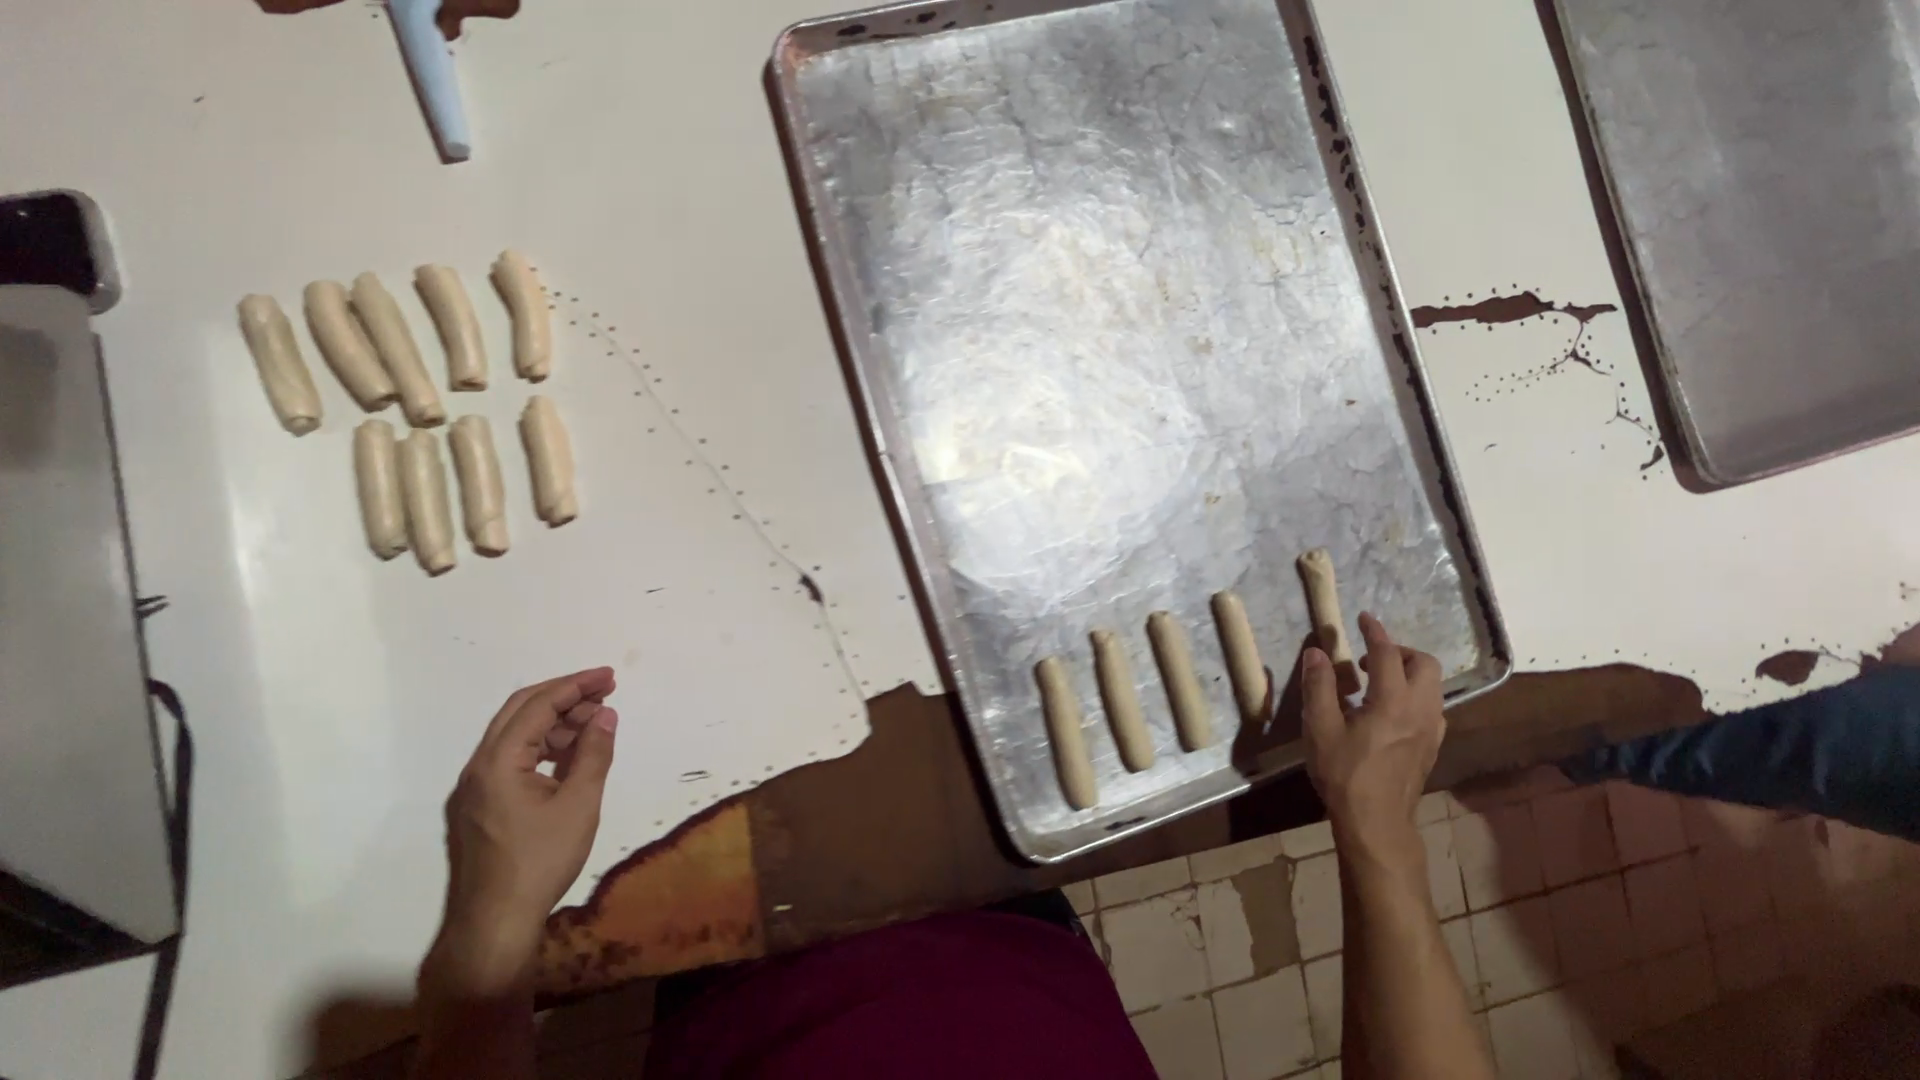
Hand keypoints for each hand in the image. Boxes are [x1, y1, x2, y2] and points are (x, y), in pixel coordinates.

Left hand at [421, 668, 619, 1000]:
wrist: (495, 921)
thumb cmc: (541, 861)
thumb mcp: (579, 804)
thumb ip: (593, 753)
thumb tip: (605, 715)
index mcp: (498, 761)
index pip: (539, 705)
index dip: (577, 685)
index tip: (610, 677)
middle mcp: (479, 766)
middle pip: (521, 711)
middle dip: (564, 695)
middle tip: (605, 692)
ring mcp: (476, 786)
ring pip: (516, 734)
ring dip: (555, 721)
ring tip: (596, 722)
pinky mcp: (481, 804)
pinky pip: (513, 757)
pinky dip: (543, 745)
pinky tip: (571, 753)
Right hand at [1301, 613, 1444, 856]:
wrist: (1376, 821)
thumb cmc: (1344, 774)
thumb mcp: (1320, 728)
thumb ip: (1319, 686)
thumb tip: (1317, 652)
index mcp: (1393, 701)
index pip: (1388, 653)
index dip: (1375, 632)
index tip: (1363, 618)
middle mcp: (1421, 710)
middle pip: (1424, 664)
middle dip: (1399, 651)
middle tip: (1368, 658)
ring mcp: (1432, 729)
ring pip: (1432, 685)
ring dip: (1408, 672)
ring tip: (1375, 682)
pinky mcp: (1432, 745)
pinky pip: (1432, 706)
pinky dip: (1413, 694)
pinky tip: (1388, 710)